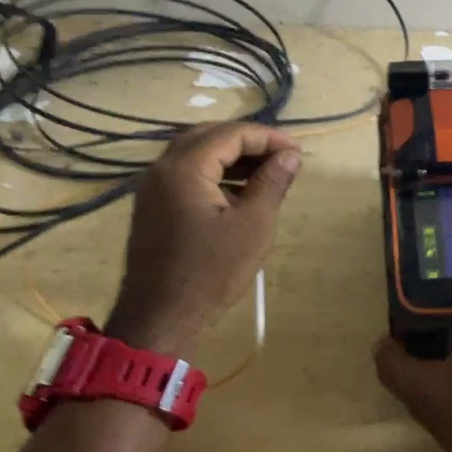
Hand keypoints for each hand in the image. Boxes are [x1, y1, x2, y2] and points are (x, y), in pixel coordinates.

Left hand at [104, 122, 301, 355]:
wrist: (160, 317)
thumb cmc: (210, 273)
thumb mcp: (253, 226)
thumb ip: (271, 183)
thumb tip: (290, 155)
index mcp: (184, 169)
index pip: (231, 134)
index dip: (268, 137)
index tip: (299, 152)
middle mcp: (161, 168)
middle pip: (209, 135)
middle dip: (249, 141)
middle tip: (283, 157)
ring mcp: (152, 187)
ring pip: (195, 153)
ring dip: (232, 157)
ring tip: (267, 173)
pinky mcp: (152, 206)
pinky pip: (186, 174)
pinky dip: (215, 173)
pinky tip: (239, 194)